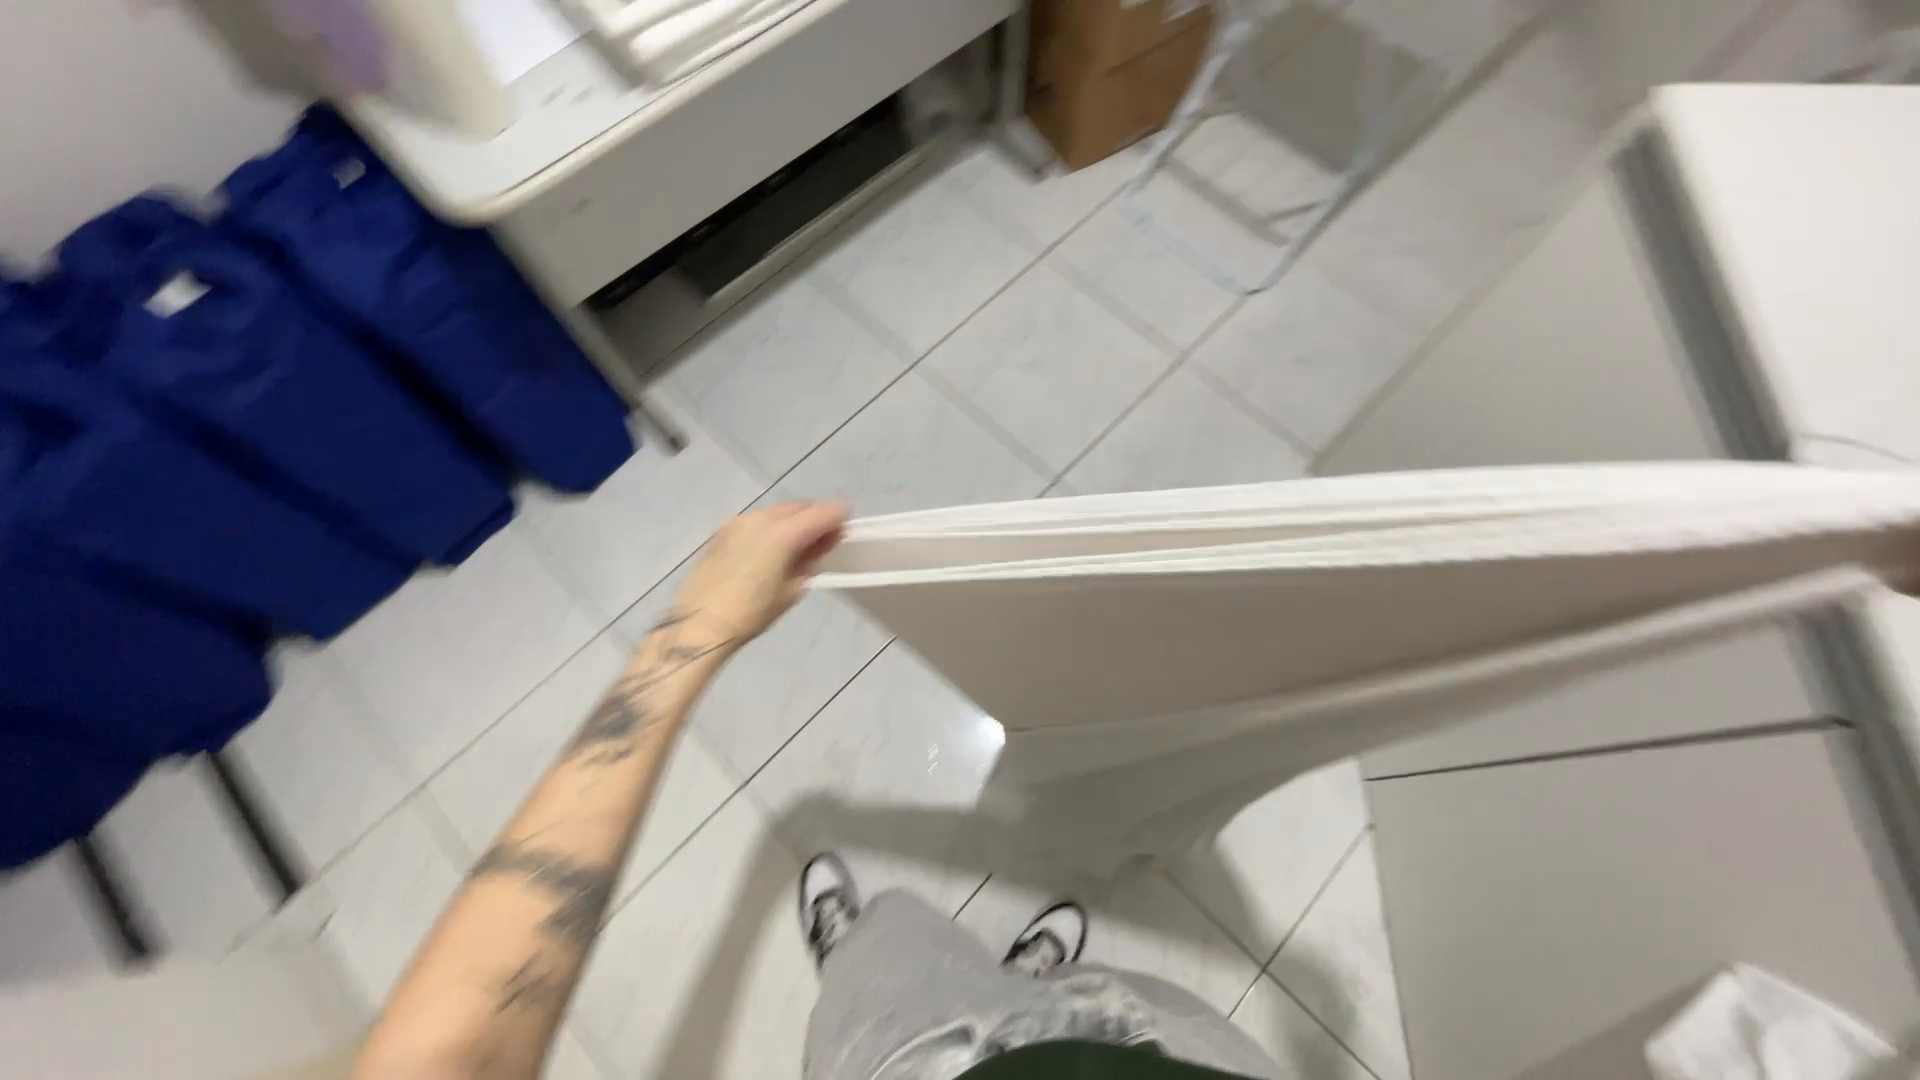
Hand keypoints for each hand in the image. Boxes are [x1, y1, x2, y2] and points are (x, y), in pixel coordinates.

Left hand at [671, 501, 847, 645]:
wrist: (701, 623)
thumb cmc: (753, 612)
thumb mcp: (792, 589)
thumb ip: (810, 560)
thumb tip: (821, 544)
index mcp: (784, 533)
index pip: (823, 513)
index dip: (838, 518)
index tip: (845, 529)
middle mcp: (762, 518)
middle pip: (799, 507)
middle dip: (815, 518)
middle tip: (823, 539)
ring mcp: (739, 522)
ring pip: (776, 512)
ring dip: (792, 522)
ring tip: (796, 545)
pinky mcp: (723, 531)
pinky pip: (756, 521)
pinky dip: (769, 528)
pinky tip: (769, 549)